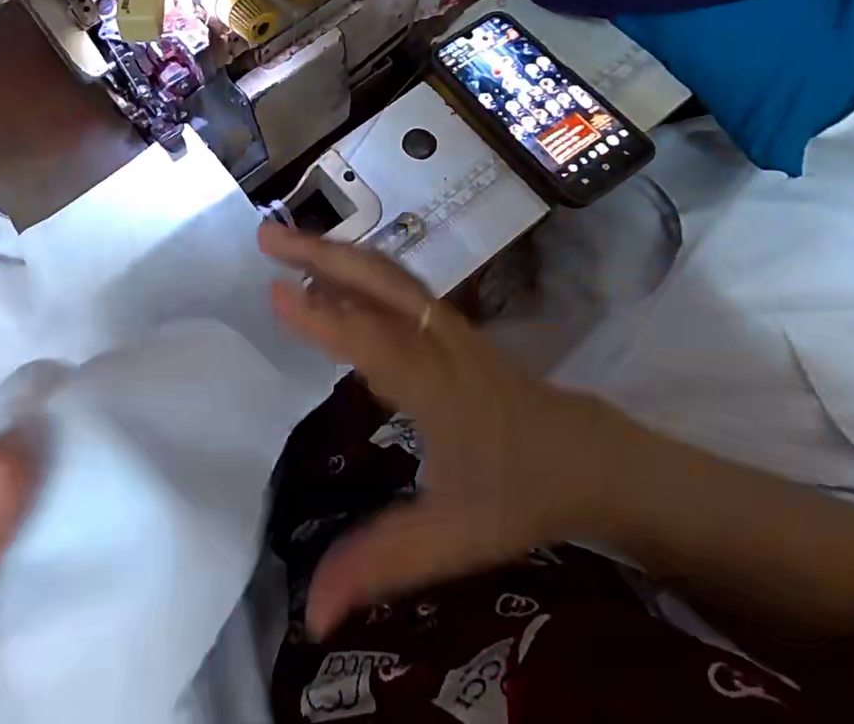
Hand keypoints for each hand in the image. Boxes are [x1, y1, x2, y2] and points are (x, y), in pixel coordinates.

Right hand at [259, 224, 645, 637]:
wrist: (589, 457)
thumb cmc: (520, 493)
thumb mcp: (454, 538)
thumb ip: (382, 565)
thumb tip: (311, 617)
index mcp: (439, 387)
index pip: (374, 342)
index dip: (323, 318)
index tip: (271, 291)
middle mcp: (441, 341)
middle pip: (379, 282)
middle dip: (320, 253)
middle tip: (265, 236)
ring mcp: (448, 325)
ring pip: (388, 275)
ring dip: (336, 252)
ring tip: (284, 242)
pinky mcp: (449, 324)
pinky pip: (397, 285)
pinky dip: (357, 268)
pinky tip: (329, 273)